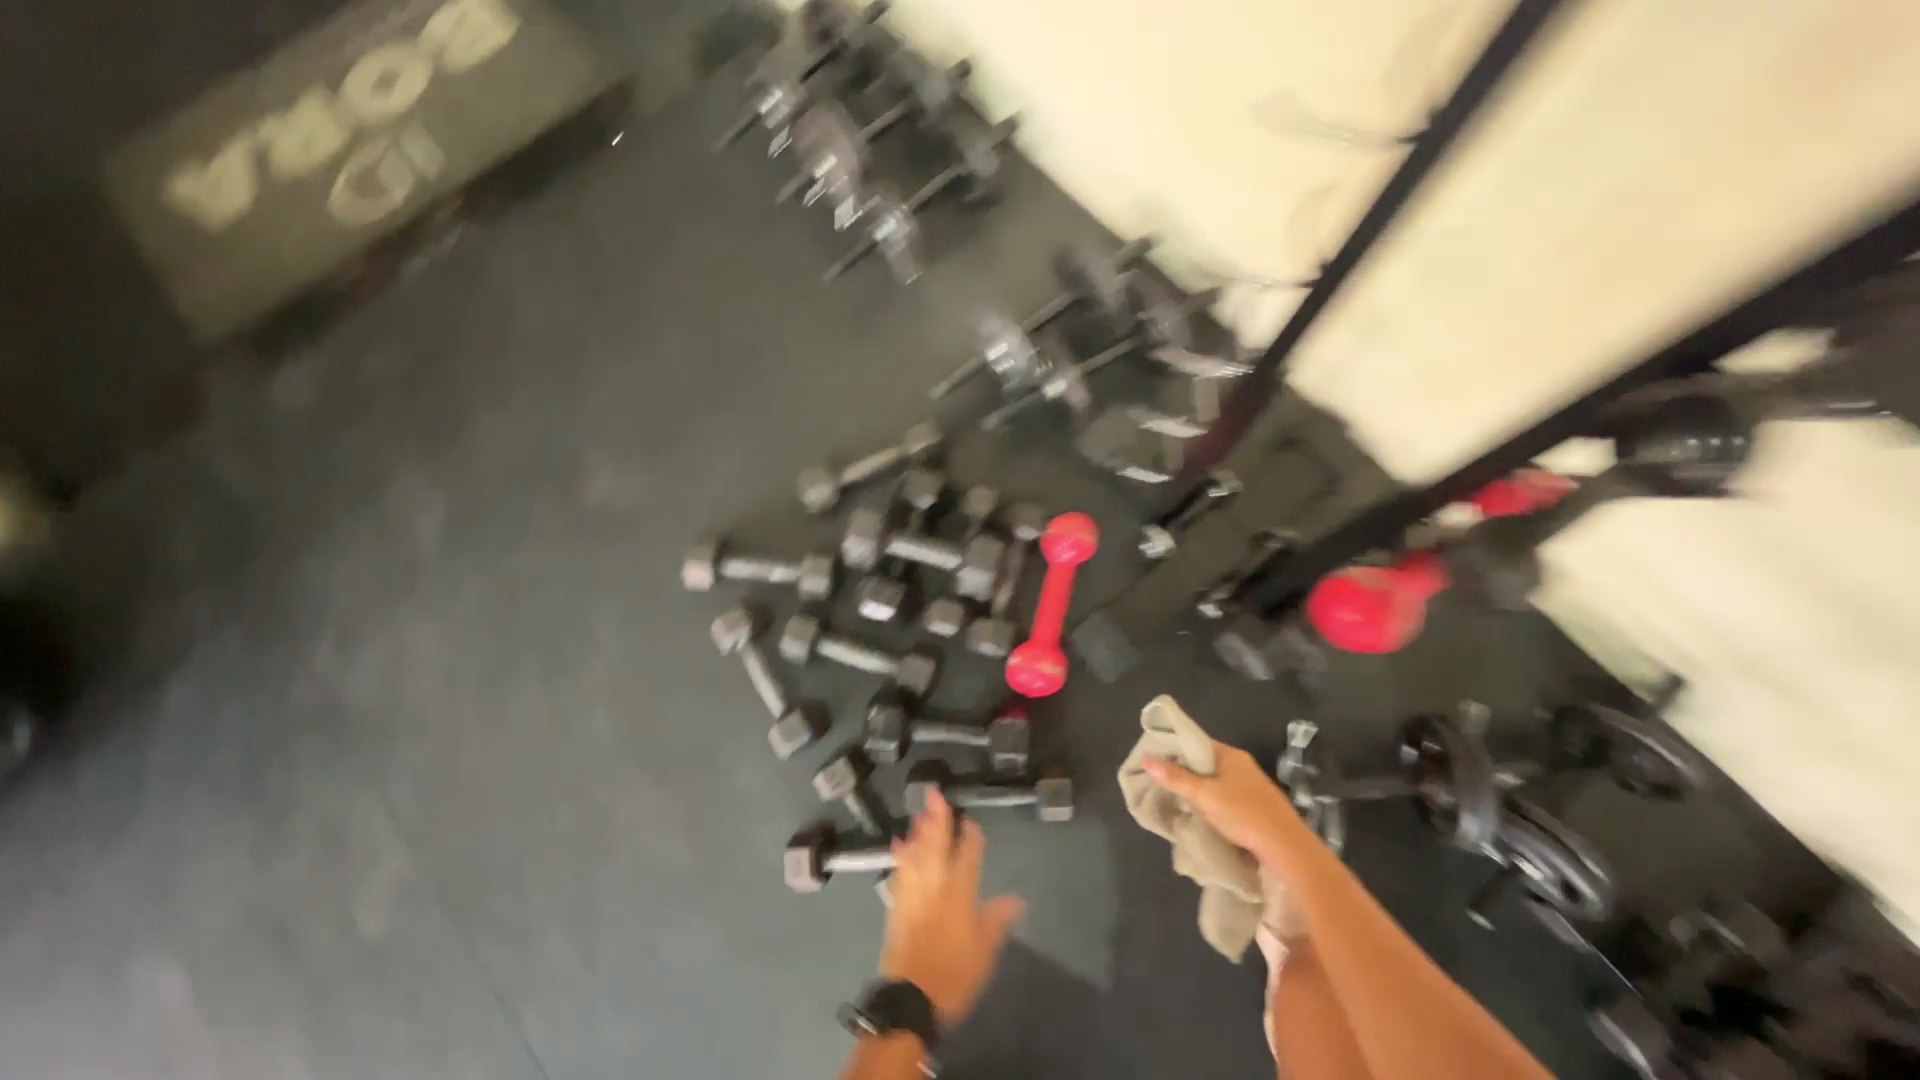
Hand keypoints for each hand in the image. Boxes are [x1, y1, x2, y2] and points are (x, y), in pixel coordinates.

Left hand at [880, 790, 1023, 1024]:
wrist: (910, 1001)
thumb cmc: (954, 977)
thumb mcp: (984, 952)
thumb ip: (996, 921)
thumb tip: (1016, 899)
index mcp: (959, 897)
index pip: (967, 858)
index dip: (970, 838)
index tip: (971, 819)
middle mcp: (934, 889)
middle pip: (935, 847)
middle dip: (936, 819)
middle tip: (934, 793)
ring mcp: (912, 896)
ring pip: (915, 855)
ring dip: (918, 832)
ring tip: (919, 812)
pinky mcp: (895, 908)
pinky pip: (899, 873)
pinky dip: (900, 856)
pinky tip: (899, 844)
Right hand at [1143, 741, 1308, 864]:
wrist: (1286, 847)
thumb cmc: (1244, 814)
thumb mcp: (1205, 795)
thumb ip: (1176, 778)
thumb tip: (1146, 758)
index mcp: (1230, 755)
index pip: (1196, 743)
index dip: (1173, 749)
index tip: (1152, 761)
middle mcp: (1240, 766)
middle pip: (1203, 763)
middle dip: (1182, 773)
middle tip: (1158, 783)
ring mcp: (1249, 787)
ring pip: (1213, 783)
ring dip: (1195, 791)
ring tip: (1172, 800)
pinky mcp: (1253, 807)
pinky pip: (1223, 798)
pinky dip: (1208, 804)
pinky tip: (1197, 815)